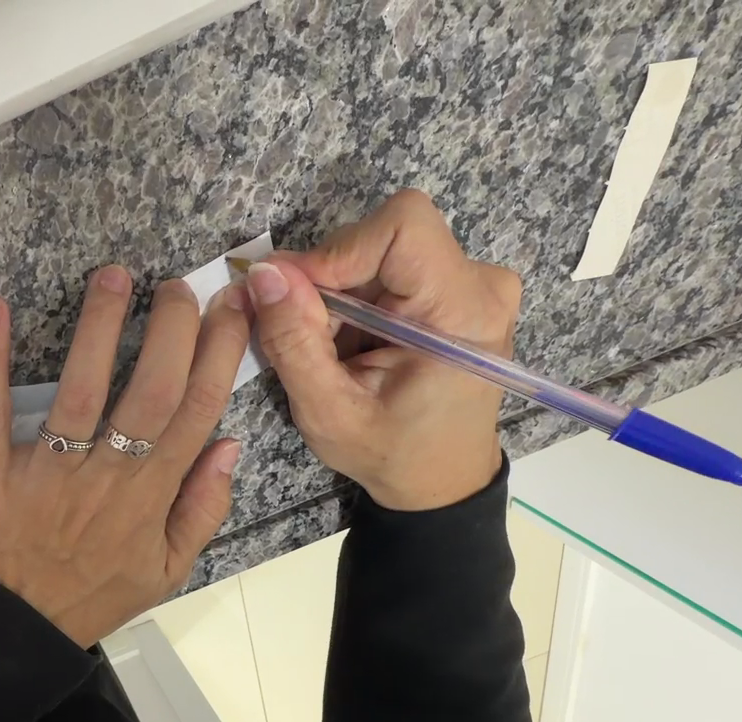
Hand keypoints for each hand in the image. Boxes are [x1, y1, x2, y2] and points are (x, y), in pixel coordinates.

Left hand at [0, 267, 249, 647]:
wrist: (18, 628)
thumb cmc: (94, 594)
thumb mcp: (167, 570)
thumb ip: (203, 510)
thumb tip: (231, 444)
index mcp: (152, 495)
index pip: (197, 411)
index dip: (219, 353)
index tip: (230, 306)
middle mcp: (107, 474)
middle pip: (151, 389)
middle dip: (171, 328)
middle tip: (176, 285)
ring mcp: (49, 470)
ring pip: (81, 389)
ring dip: (98, 326)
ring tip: (112, 275)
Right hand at [244, 190, 519, 510]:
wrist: (439, 476)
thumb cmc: (388, 453)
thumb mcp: (326, 411)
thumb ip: (293, 341)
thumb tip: (262, 273)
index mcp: (462, 310)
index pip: (401, 226)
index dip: (336, 252)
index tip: (295, 298)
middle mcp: (479, 281)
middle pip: (382, 238)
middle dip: (328, 282)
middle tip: (309, 340)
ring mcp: (472, 281)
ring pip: (378, 251)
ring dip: (337, 295)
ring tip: (332, 349)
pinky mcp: (456, 286)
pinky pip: (387, 266)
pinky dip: (353, 300)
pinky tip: (351, 343)